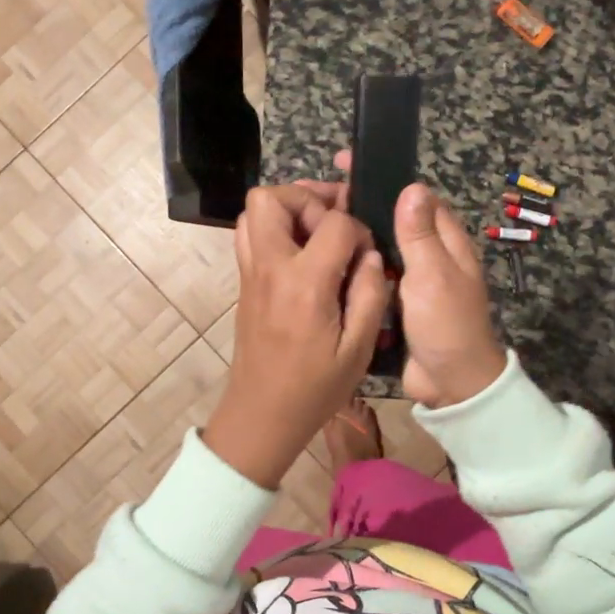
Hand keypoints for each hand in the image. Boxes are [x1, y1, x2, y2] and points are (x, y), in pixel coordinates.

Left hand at [203, 184, 389, 487]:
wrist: (262, 415)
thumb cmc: (315, 389)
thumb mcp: (358, 349)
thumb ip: (369, 293)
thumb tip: (369, 254)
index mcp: (304, 283)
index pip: (333, 223)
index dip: (357, 229)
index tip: (365, 255)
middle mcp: (270, 268)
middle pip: (271, 198)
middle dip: (308, 198)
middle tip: (334, 222)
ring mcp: (250, 273)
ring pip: (253, 212)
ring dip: (287, 211)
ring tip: (317, 233)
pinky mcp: (244, 283)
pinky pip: (250, 235)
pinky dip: (275, 231)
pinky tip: (303, 257)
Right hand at [329, 150, 506, 407]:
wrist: (450, 384)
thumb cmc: (447, 325)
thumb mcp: (434, 275)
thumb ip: (420, 234)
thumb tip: (411, 185)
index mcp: (444, 240)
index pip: (411, 194)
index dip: (380, 176)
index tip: (342, 164)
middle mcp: (426, 253)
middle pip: (387, 218)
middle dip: (353, 204)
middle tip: (309, 197)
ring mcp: (407, 279)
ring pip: (373, 246)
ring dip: (346, 234)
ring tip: (304, 223)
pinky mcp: (390, 302)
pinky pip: (366, 275)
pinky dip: (346, 265)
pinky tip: (316, 260)